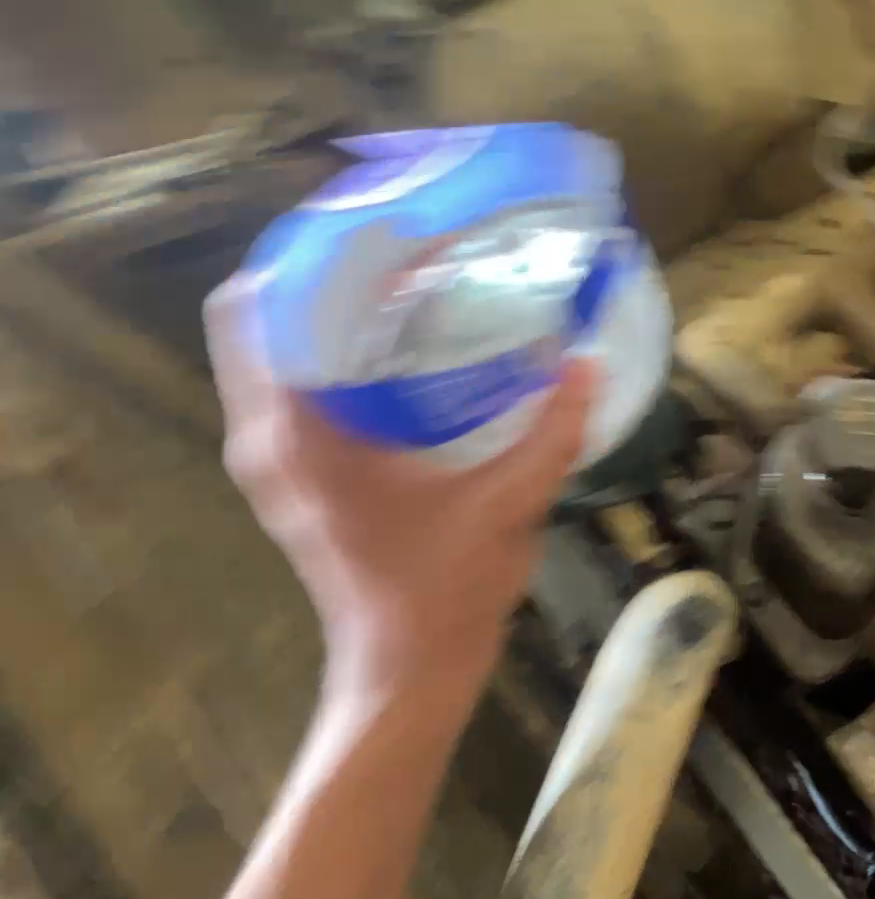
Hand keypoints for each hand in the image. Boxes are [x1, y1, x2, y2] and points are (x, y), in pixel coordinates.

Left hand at [205, 284, 595, 714]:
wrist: (413, 665)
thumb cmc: (448, 587)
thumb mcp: (511, 501)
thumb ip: (554, 433)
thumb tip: (589, 364)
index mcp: (299, 434)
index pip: (263, 309)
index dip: (313, 257)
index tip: (383, 233)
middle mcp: (268, 438)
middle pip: (266, 322)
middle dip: (329, 280)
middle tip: (410, 258)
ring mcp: (280, 462)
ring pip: (284, 359)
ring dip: (337, 320)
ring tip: (415, 298)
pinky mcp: (305, 481)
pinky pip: (308, 394)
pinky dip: (348, 363)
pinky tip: (415, 366)